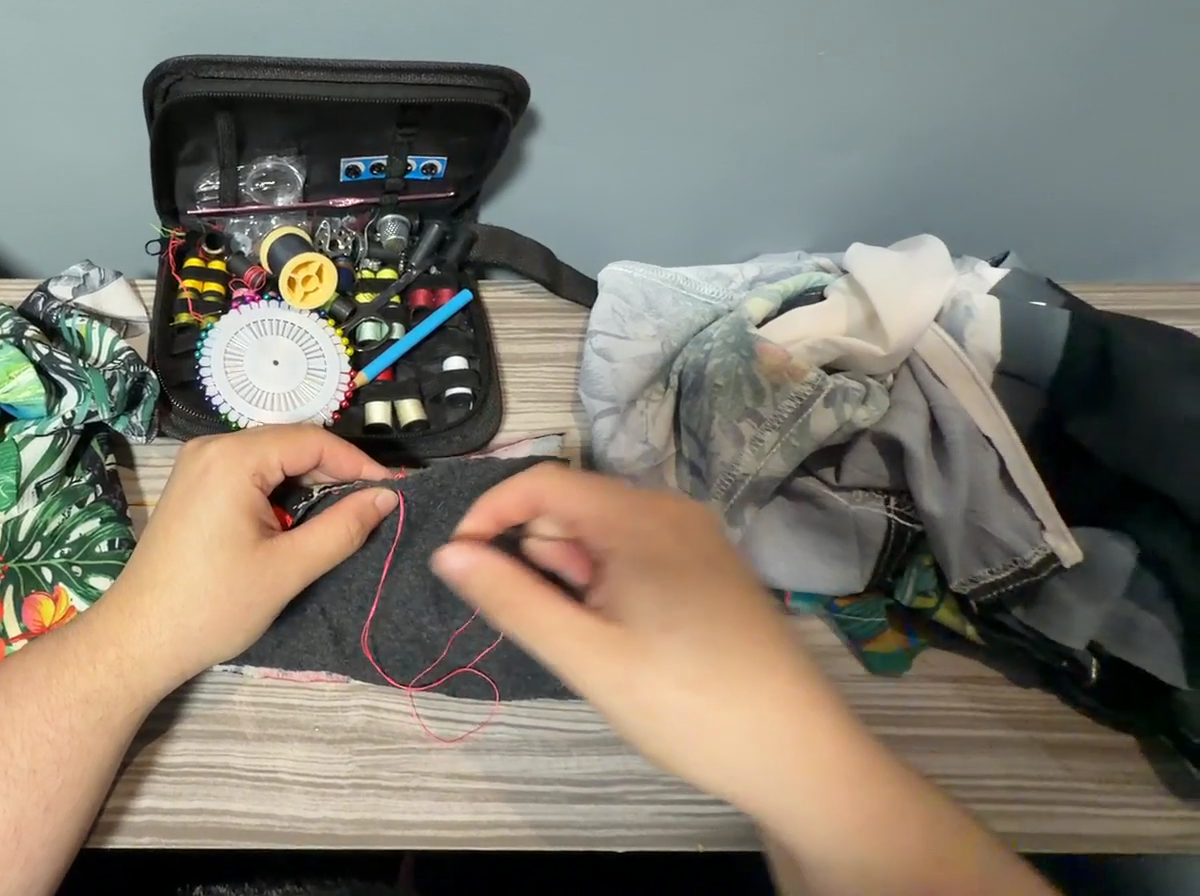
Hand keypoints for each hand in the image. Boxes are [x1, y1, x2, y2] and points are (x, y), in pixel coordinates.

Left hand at [96, 426, 397, 690]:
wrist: (139, 638)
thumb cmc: (212, 606)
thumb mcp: (287, 569)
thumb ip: (342, 528)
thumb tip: (387, 497)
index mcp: (232, 458)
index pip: (311, 441)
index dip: (358, 463)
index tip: (396, 490)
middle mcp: (211, 446)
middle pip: (289, 443)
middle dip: (335, 470)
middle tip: (376, 503)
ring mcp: (198, 463)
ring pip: (270, 456)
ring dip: (308, 480)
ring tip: (345, 511)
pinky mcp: (193, 483)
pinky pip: (248, 470)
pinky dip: (279, 487)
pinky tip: (299, 515)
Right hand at [429, 462, 883, 824]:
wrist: (804, 765)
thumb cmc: (688, 706)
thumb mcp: (584, 656)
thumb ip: (509, 598)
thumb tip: (445, 553)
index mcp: (640, 518)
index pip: (539, 483)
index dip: (489, 514)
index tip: (462, 564)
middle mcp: (667, 510)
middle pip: (566, 507)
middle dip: (543, 559)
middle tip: (567, 626)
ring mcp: (689, 534)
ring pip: (592, 531)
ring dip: (573, 576)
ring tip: (603, 637)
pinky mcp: (700, 562)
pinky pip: (624, 549)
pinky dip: (602, 582)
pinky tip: (625, 632)